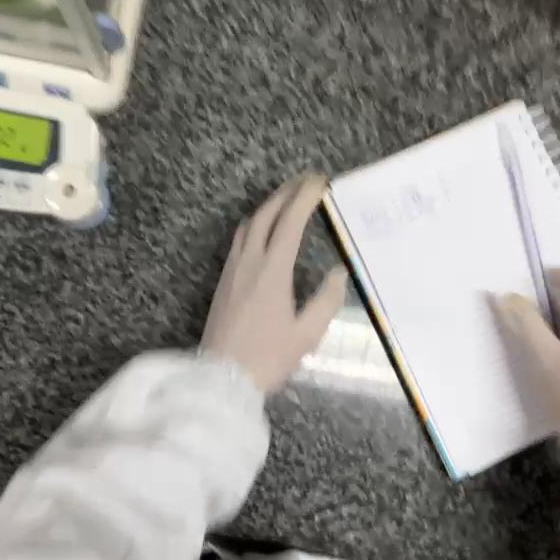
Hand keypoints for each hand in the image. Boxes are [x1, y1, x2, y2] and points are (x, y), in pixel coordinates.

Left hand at [202, 174, 349, 392]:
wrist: (221, 378)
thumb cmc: (267, 358)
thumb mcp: (307, 335)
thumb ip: (326, 301)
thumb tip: (338, 274)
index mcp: (272, 271)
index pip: (289, 222)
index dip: (304, 198)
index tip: (319, 182)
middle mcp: (249, 262)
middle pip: (265, 215)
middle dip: (286, 192)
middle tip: (305, 181)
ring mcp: (232, 270)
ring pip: (249, 225)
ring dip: (268, 207)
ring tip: (287, 200)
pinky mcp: (223, 281)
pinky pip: (240, 240)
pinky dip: (256, 225)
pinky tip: (265, 232)